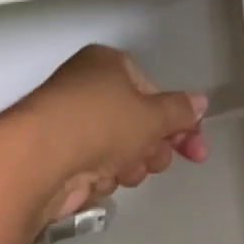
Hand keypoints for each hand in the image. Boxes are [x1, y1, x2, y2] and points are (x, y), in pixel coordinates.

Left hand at [4, 45, 209, 221]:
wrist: (43, 160)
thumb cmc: (100, 124)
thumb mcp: (153, 114)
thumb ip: (181, 111)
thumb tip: (199, 103)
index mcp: (109, 66)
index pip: (155, 94)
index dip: (179, 124)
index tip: (196, 150)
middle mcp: (90, 90)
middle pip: (141, 126)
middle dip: (151, 149)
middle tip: (149, 157)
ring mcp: (76, 125)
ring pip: (124, 153)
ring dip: (130, 166)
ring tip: (118, 167)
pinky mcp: (66, 157)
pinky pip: (101, 169)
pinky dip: (104, 176)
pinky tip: (96, 177)